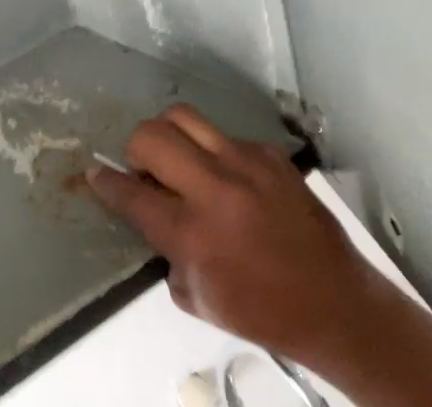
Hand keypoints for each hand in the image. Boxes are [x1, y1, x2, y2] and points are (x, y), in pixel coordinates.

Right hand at [89, 105, 431, 406]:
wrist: (337, 305)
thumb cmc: (262, 312)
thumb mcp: (198, 298)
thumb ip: (166, 252)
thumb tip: (151, 217)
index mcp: (193, 233)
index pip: (131, 192)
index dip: (105, 181)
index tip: (95, 173)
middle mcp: (215, 189)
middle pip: (151, 136)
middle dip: (135, 150)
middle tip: (144, 171)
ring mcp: (246, 165)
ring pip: (184, 118)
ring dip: (169, 137)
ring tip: (178, 161)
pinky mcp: (271, 156)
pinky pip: (224, 136)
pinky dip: (214, 152)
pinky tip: (227, 179)